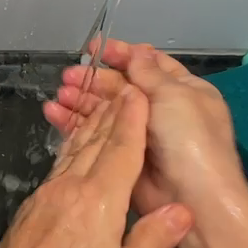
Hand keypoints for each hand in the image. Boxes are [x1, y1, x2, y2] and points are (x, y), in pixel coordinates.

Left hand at [0, 86, 191, 247]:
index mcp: (99, 201)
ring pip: (73, 152)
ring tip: (101, 107)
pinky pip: (58, 167)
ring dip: (89, 127)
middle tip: (124, 89)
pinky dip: (71, 149)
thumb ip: (153, 241)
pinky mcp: (32, 209)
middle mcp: (70, 188)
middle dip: (112, 114)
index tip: (140, 93)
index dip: (133, 120)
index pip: (121, 150)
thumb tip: (181, 209)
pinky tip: (73, 149)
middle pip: (95, 143)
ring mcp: (46, 196)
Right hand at [44, 40, 247, 216]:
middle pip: (120, 86)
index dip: (122, 54)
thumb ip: (148, 73)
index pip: (148, 65)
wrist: (193, 199)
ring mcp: (139, 133)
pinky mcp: (120, 154)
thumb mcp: (175, 97)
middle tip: (68, 76)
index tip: (94, 48)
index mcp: (182, 91)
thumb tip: (137, 51)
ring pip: (102, 109)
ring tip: (59, 96)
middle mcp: (160, 109)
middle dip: (94, 80)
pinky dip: (73, 123)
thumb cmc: (190, 141)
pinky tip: (54, 114)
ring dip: (80, 100)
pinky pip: (93, 133)